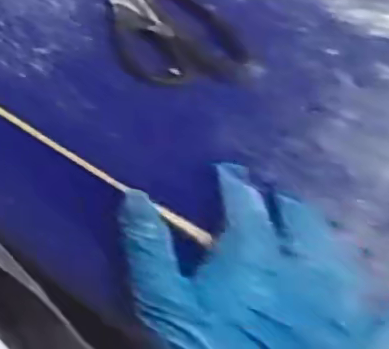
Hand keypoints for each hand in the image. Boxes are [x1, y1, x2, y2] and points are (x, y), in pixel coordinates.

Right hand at [120, 165, 383, 348]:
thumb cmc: (201, 345)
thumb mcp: (161, 298)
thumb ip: (148, 247)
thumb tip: (136, 194)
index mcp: (252, 267)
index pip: (249, 215)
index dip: (238, 189)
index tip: (228, 170)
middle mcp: (306, 286)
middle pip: (309, 238)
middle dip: (295, 212)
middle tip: (279, 193)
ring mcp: (346, 322)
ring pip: (351, 272)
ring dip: (338, 245)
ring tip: (327, 230)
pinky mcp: (366, 347)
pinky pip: (383, 320)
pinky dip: (379, 300)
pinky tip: (375, 293)